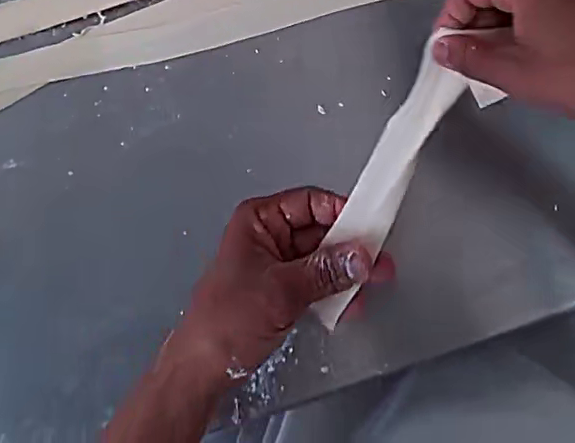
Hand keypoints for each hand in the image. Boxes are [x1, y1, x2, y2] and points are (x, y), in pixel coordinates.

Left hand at [169, 187, 390, 378]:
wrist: (200, 372)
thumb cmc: (222, 321)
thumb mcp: (281, 290)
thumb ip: (325, 272)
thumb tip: (358, 257)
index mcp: (259, 220)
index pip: (309, 202)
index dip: (339, 211)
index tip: (366, 223)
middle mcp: (269, 237)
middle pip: (319, 230)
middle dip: (348, 246)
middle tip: (375, 255)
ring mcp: (276, 264)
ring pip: (321, 258)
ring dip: (345, 271)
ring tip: (370, 280)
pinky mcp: (282, 290)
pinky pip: (316, 281)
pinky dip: (334, 290)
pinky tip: (350, 301)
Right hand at [432, 0, 574, 145]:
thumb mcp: (518, 74)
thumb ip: (471, 58)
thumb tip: (444, 48)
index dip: (450, 19)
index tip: (450, 51)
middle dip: (473, 26)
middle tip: (474, 64)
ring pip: (512, 1)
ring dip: (498, 32)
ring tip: (505, 69)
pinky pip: (537, 9)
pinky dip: (523, 31)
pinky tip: (533, 63)